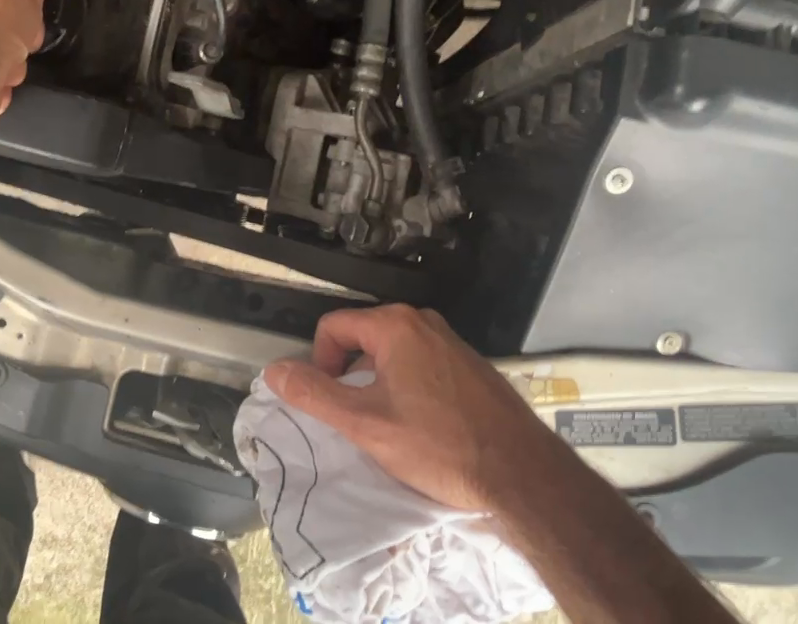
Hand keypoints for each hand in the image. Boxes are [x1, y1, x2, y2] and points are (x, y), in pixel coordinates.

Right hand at [262, 304, 554, 512]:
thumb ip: (314, 394)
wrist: (523, 475)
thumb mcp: (365, 424)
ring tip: (389, 425)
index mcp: (394, 326)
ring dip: (379, 382)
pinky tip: (423, 425)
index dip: (320, 363)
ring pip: (393, 352)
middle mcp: (423, 322)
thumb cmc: (440, 446)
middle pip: (362, 337)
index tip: (331, 402)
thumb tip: (273, 370)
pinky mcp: (470, 365)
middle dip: (350, 373)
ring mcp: (451, 341)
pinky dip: (408, 386)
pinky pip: (422, 364)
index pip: (332, 327)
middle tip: (357, 416)